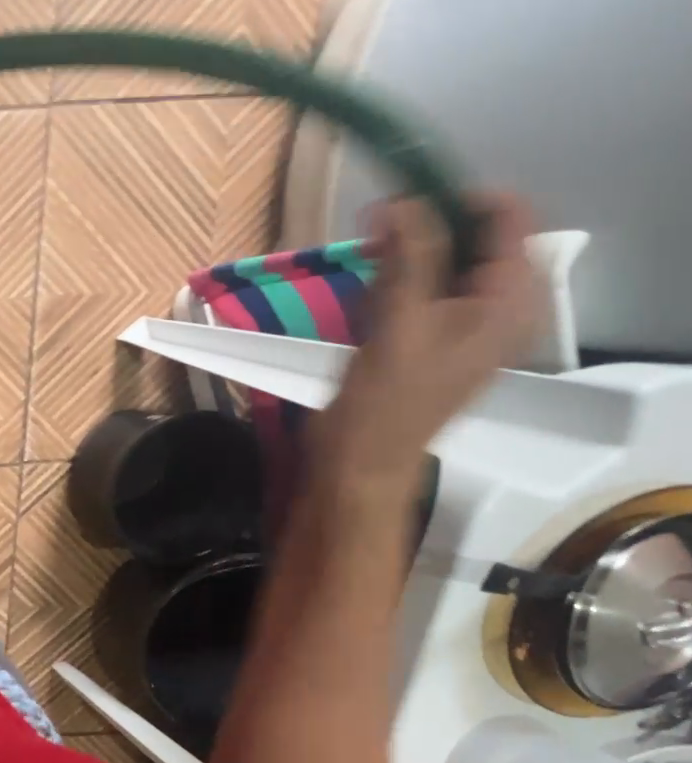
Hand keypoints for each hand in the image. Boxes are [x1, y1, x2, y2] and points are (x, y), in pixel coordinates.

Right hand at [320, 196, 541, 480]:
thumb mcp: (401, 320)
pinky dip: (391, 286)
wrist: (359, 461)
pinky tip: (363, 300)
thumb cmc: (386, 397)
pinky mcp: (423, 342)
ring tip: (366, 269)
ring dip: (401, 259)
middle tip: (373, 234)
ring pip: (438, 267)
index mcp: (507, 299)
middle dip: (422, 229)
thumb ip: (409, 255)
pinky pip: (416, 294)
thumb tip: (401, 201)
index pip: (505, 217)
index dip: (456, 198)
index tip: (399, 199)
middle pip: (470, 240)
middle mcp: (493, 306)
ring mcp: (457, 326)